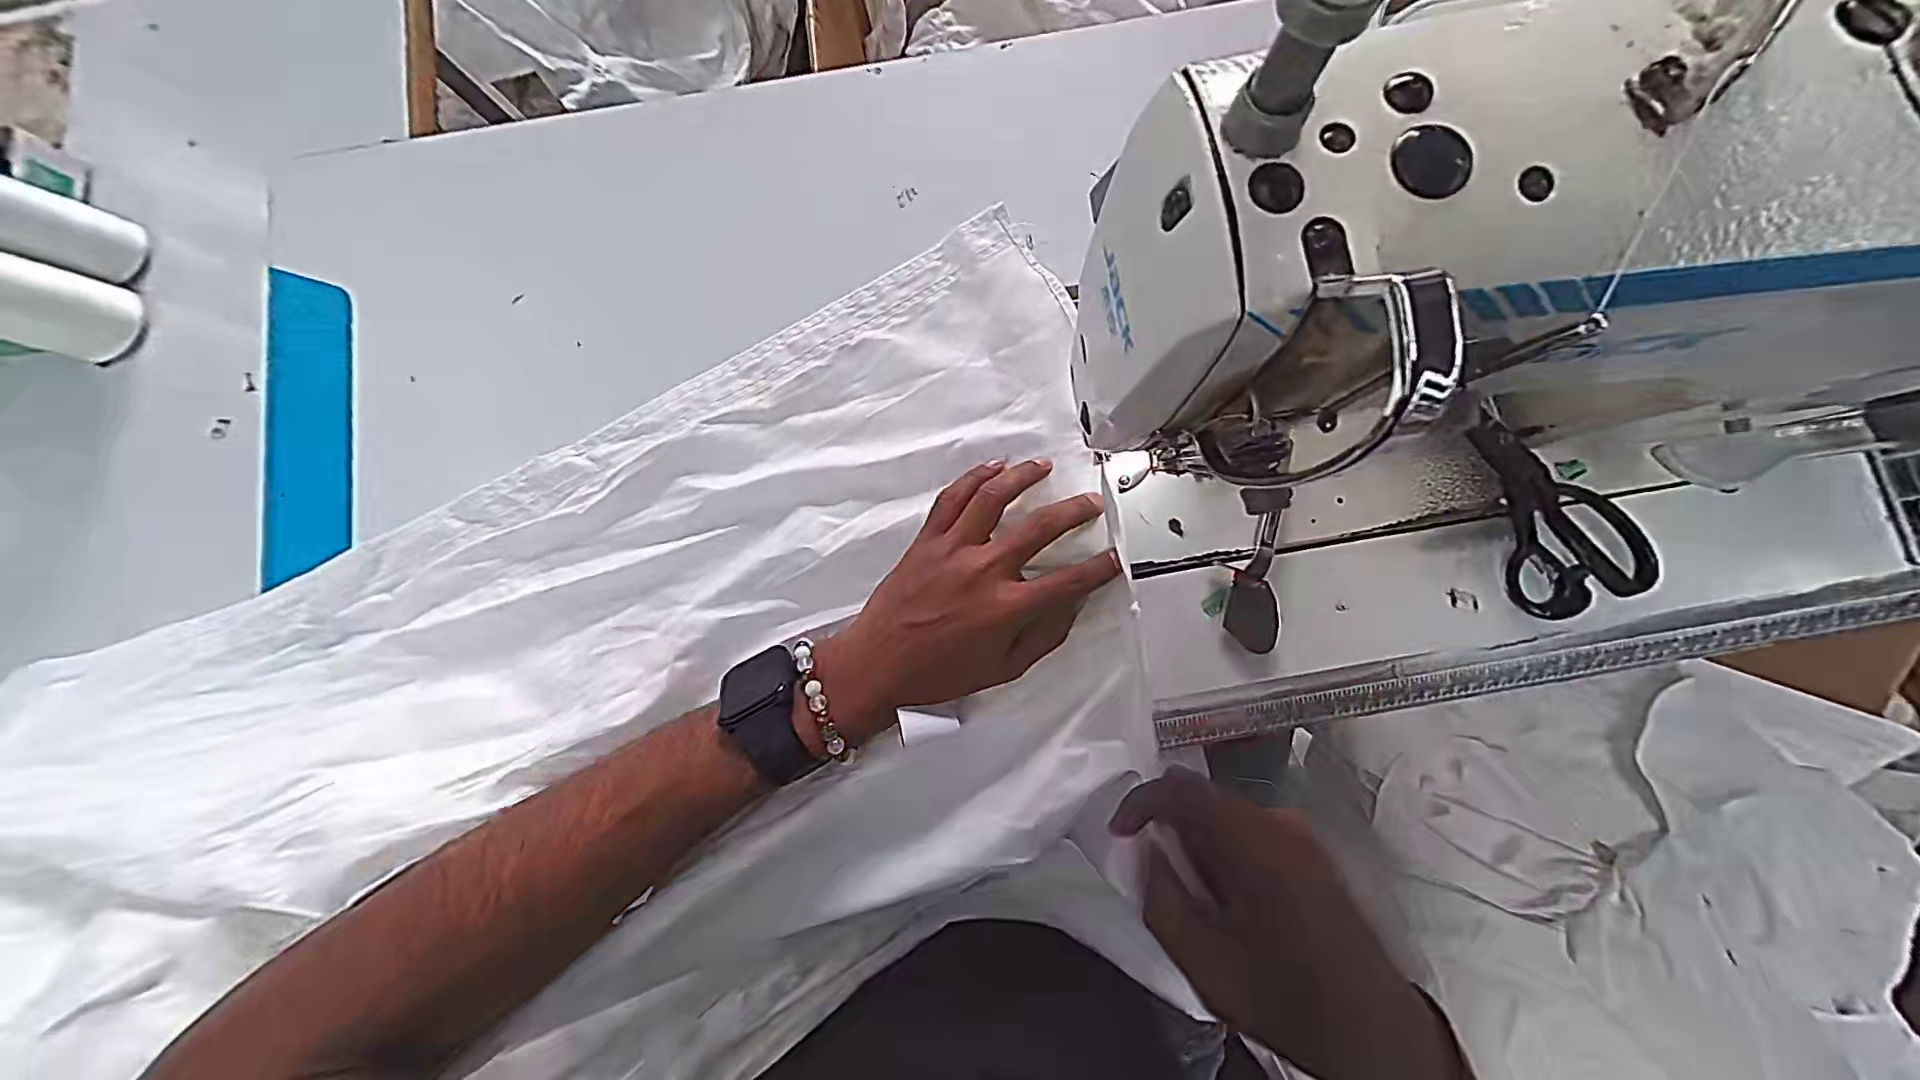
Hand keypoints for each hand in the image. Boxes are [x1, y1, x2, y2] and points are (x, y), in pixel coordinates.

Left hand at [807, 459, 1121, 746]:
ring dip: (1023, 477)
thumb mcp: (1001, 668)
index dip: (1099, 568)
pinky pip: (952, 500)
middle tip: (1089, 503)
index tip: (1113, 558)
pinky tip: (992, 469)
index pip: (1068, 581)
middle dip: (1074, 511)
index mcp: (1005, 608)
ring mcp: (952, 551)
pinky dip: (973, 478)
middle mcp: (982, 571)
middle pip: (1040, 527)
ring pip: (994, 498)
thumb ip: (1042, 638)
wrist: (878, 664)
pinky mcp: (927, 542)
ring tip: (1042, 467)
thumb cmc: (934, 672)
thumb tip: (1069, 610)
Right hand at [1110, 770, 1471, 1079]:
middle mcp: (1279, 824)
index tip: (1120, 828)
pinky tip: (1223, 889)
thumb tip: (1148, 856)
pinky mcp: (1312, 851)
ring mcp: (1301, 835)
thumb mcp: (1203, 960)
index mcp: (1251, 842)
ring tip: (1189, 883)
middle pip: (1203, 793)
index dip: (1139, 802)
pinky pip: (1250, 827)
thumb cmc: (1289, 999)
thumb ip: (1160, 898)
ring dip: (1195, 832)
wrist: (1377, 1033)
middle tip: (1148, 854)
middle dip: (1166, 818)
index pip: (1180, 789)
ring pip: (1225, 810)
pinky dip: (1223, 843)